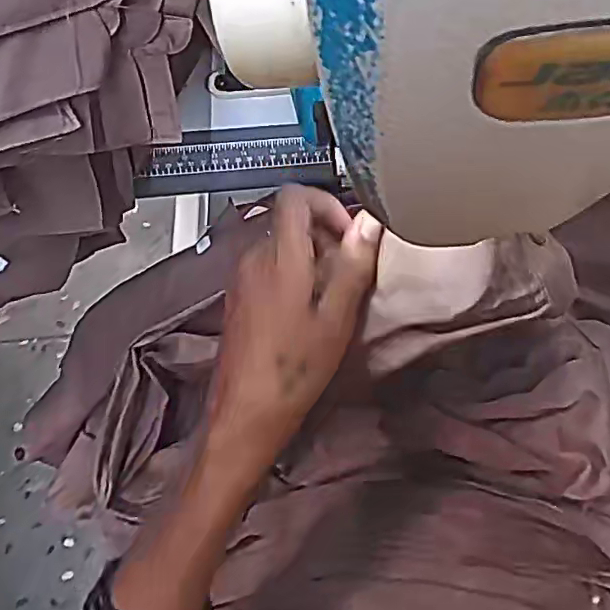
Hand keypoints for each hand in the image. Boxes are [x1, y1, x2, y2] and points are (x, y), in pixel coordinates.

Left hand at [206, 186, 383, 470]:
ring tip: (332, 297)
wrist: (245, 413)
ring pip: (283, 243)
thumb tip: (370, 221)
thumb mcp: (337, 317)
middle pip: (292, 220)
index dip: (327, 203)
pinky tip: (308, 311)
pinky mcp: (239, 295)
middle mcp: (254, 257)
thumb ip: (354, 263)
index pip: (295, 196)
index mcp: (280, 256)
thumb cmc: (295, 368)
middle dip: (326, 236)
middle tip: (348, 272)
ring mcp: (242, 276)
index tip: (350, 234)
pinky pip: (270, 265)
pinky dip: (294, 273)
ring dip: (313, 257)